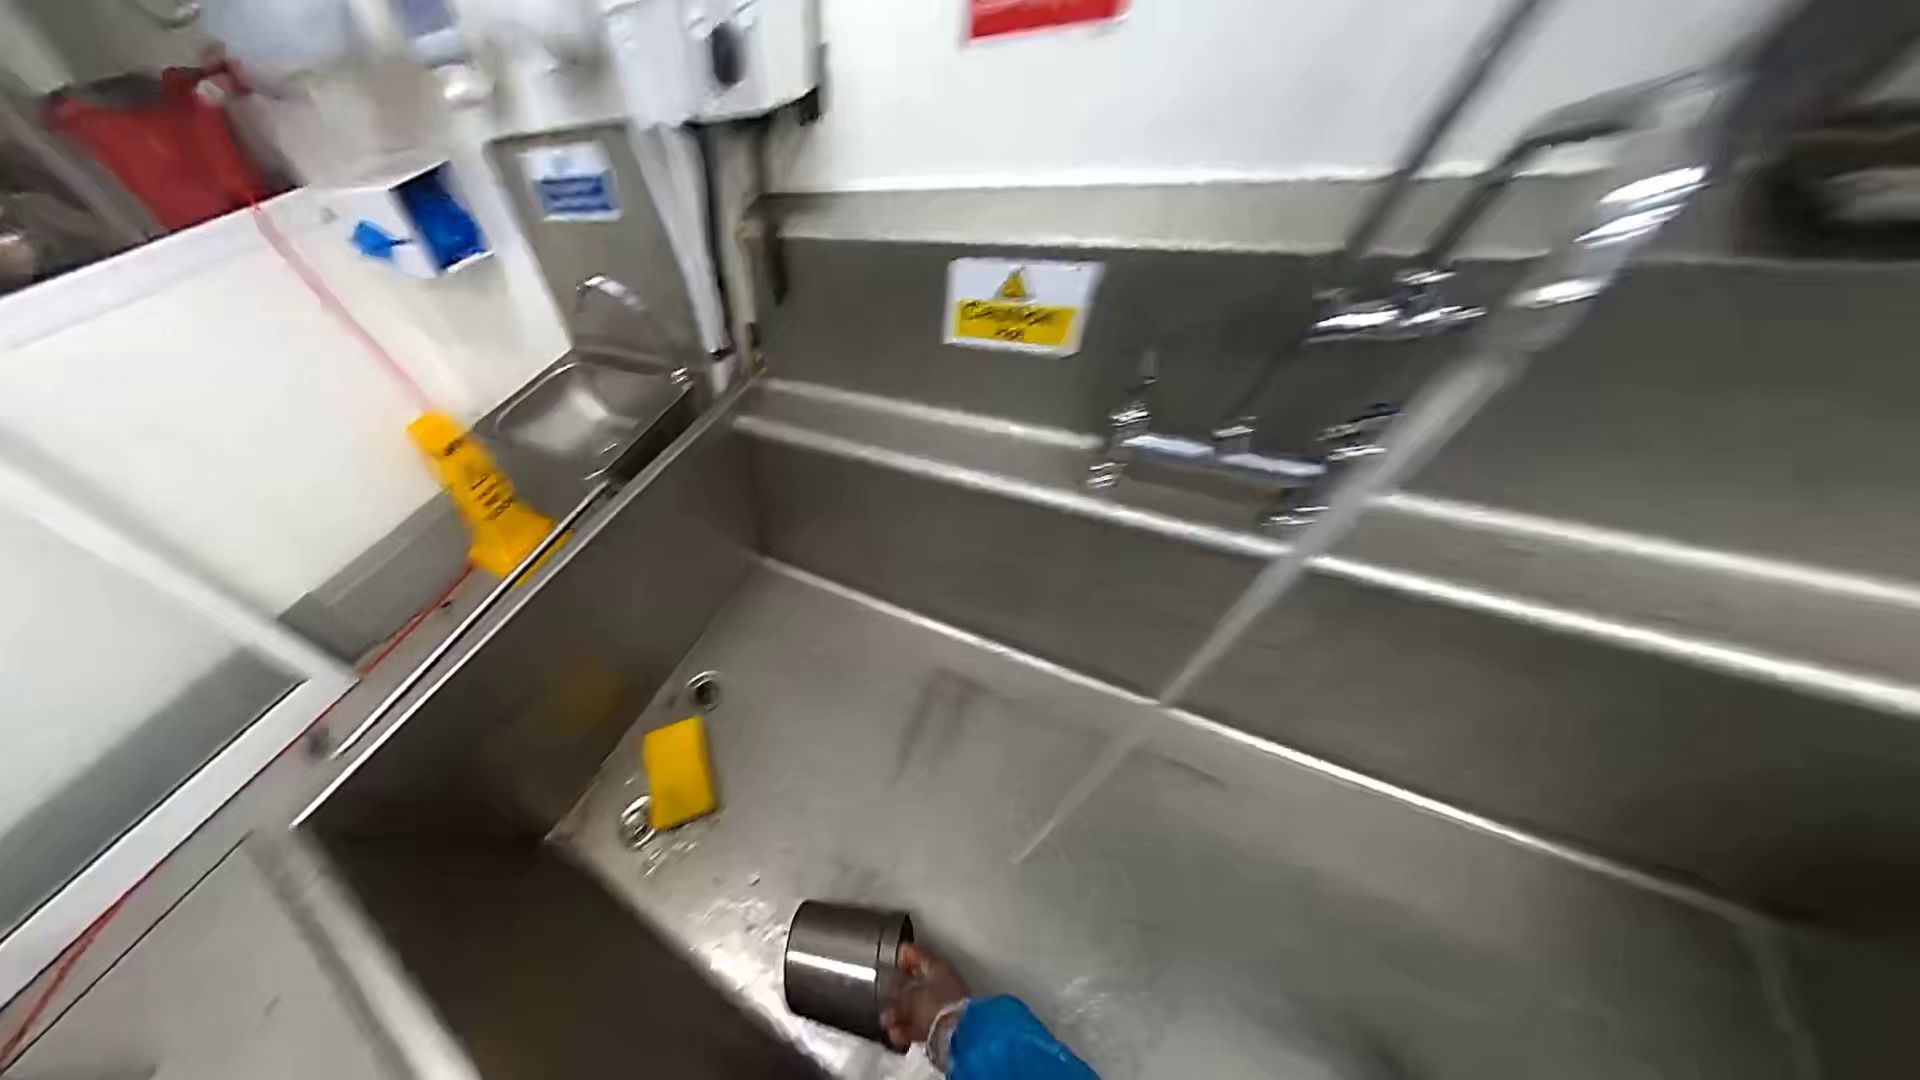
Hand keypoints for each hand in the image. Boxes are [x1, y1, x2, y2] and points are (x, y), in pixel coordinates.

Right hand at [882, 944, 969, 1050]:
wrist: (956, 1033)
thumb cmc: (934, 1005)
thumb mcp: (911, 993)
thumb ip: (899, 988)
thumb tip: (893, 984)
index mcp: (936, 965)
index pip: (916, 953)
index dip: (901, 956)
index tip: (889, 962)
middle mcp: (941, 981)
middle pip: (916, 981)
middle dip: (898, 990)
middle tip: (885, 995)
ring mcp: (943, 1002)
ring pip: (917, 1004)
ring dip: (899, 1012)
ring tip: (887, 1020)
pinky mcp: (942, 1024)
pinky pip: (921, 1021)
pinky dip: (907, 1027)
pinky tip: (896, 1033)